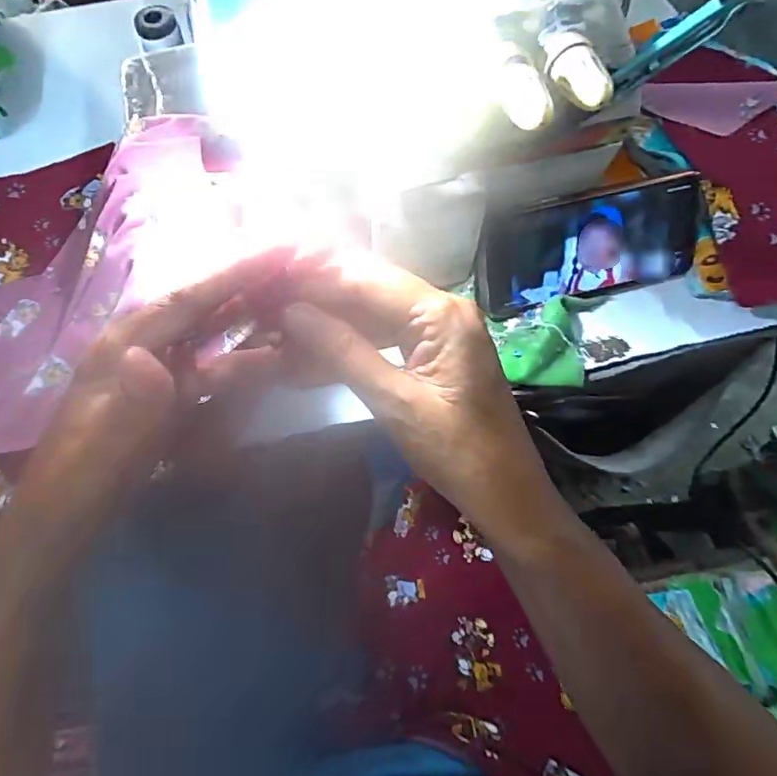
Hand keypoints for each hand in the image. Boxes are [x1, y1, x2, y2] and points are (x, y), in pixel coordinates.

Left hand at [16, 247, 295, 529]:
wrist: (60, 522)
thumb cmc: (74, 482)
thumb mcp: (100, 448)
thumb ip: (128, 405)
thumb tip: (147, 356)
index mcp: (122, 346)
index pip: (186, 301)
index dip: (234, 275)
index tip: (280, 251)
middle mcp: (141, 349)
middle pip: (201, 310)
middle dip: (246, 287)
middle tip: (297, 266)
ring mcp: (154, 376)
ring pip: (208, 338)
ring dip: (246, 319)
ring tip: (291, 301)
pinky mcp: (165, 403)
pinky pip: (209, 372)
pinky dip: (238, 361)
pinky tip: (265, 357)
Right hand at [278, 250, 566, 546]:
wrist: (509, 496)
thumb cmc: (457, 452)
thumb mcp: (394, 402)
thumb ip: (342, 351)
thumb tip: (291, 312)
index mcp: (439, 313)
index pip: (364, 280)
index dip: (313, 278)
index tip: (268, 280)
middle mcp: (441, 307)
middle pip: (368, 287)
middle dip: (317, 293)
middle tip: (267, 298)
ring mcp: (439, 328)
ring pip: (371, 309)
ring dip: (328, 316)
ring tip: (279, 320)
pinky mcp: (433, 350)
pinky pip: (383, 333)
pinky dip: (349, 339)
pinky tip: (312, 346)